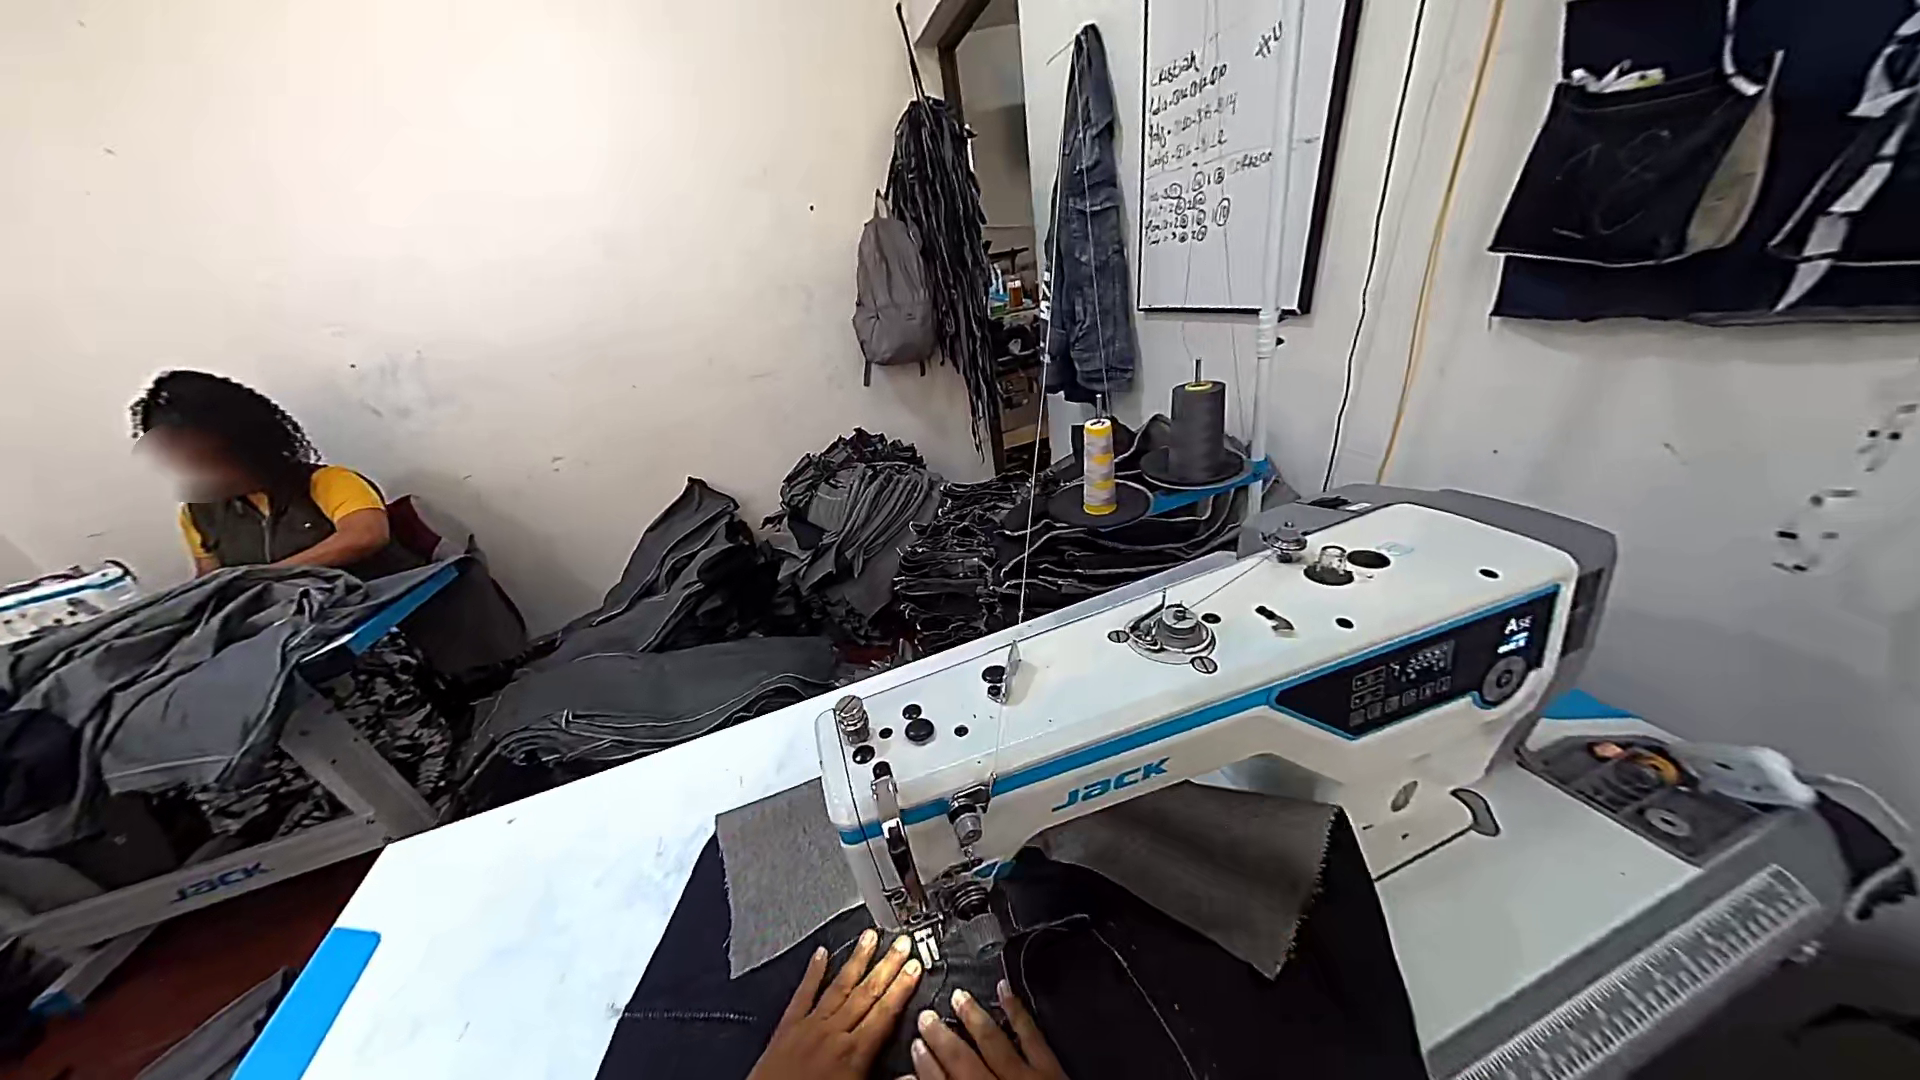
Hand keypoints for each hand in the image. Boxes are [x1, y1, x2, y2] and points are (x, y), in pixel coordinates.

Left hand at [747, 928, 923, 1079]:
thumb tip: (913, 1075)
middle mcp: (833, 1033)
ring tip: (870, 936)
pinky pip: (803, 993)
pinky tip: (821, 952)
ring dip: (858, 959)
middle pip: (867, 992)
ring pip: (840, 985)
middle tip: (902, 942)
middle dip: (888, 965)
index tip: (915, 966)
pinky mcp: (787, 1028)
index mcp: (853, 1056)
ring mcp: (810, 1026)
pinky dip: (813, 971)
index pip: (884, 1013)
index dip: (902, 988)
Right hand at [908, 981, 1068, 1079]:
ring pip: (993, 1042)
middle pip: (964, 1062)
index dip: (927, 1069)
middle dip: (942, 1039)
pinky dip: (1016, 1011)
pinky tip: (1005, 990)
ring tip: (958, 996)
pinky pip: (1031, 1036)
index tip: (915, 1048)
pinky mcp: (1052, 1072)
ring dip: (973, 1018)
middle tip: (926, 1016)